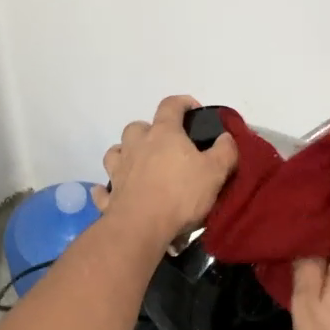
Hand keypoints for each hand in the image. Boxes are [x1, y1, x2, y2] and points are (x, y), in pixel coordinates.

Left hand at [94, 95, 237, 243]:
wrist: (142, 226)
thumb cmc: (181, 194)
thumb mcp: (215, 172)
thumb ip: (224, 151)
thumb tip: (226, 137)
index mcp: (163, 134)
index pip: (170, 106)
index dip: (182, 103)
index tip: (192, 109)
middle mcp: (135, 146)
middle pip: (136, 127)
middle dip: (148, 131)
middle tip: (163, 145)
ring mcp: (118, 170)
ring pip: (114, 152)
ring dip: (124, 154)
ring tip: (137, 165)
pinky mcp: (109, 196)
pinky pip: (103, 189)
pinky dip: (106, 189)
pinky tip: (113, 193)